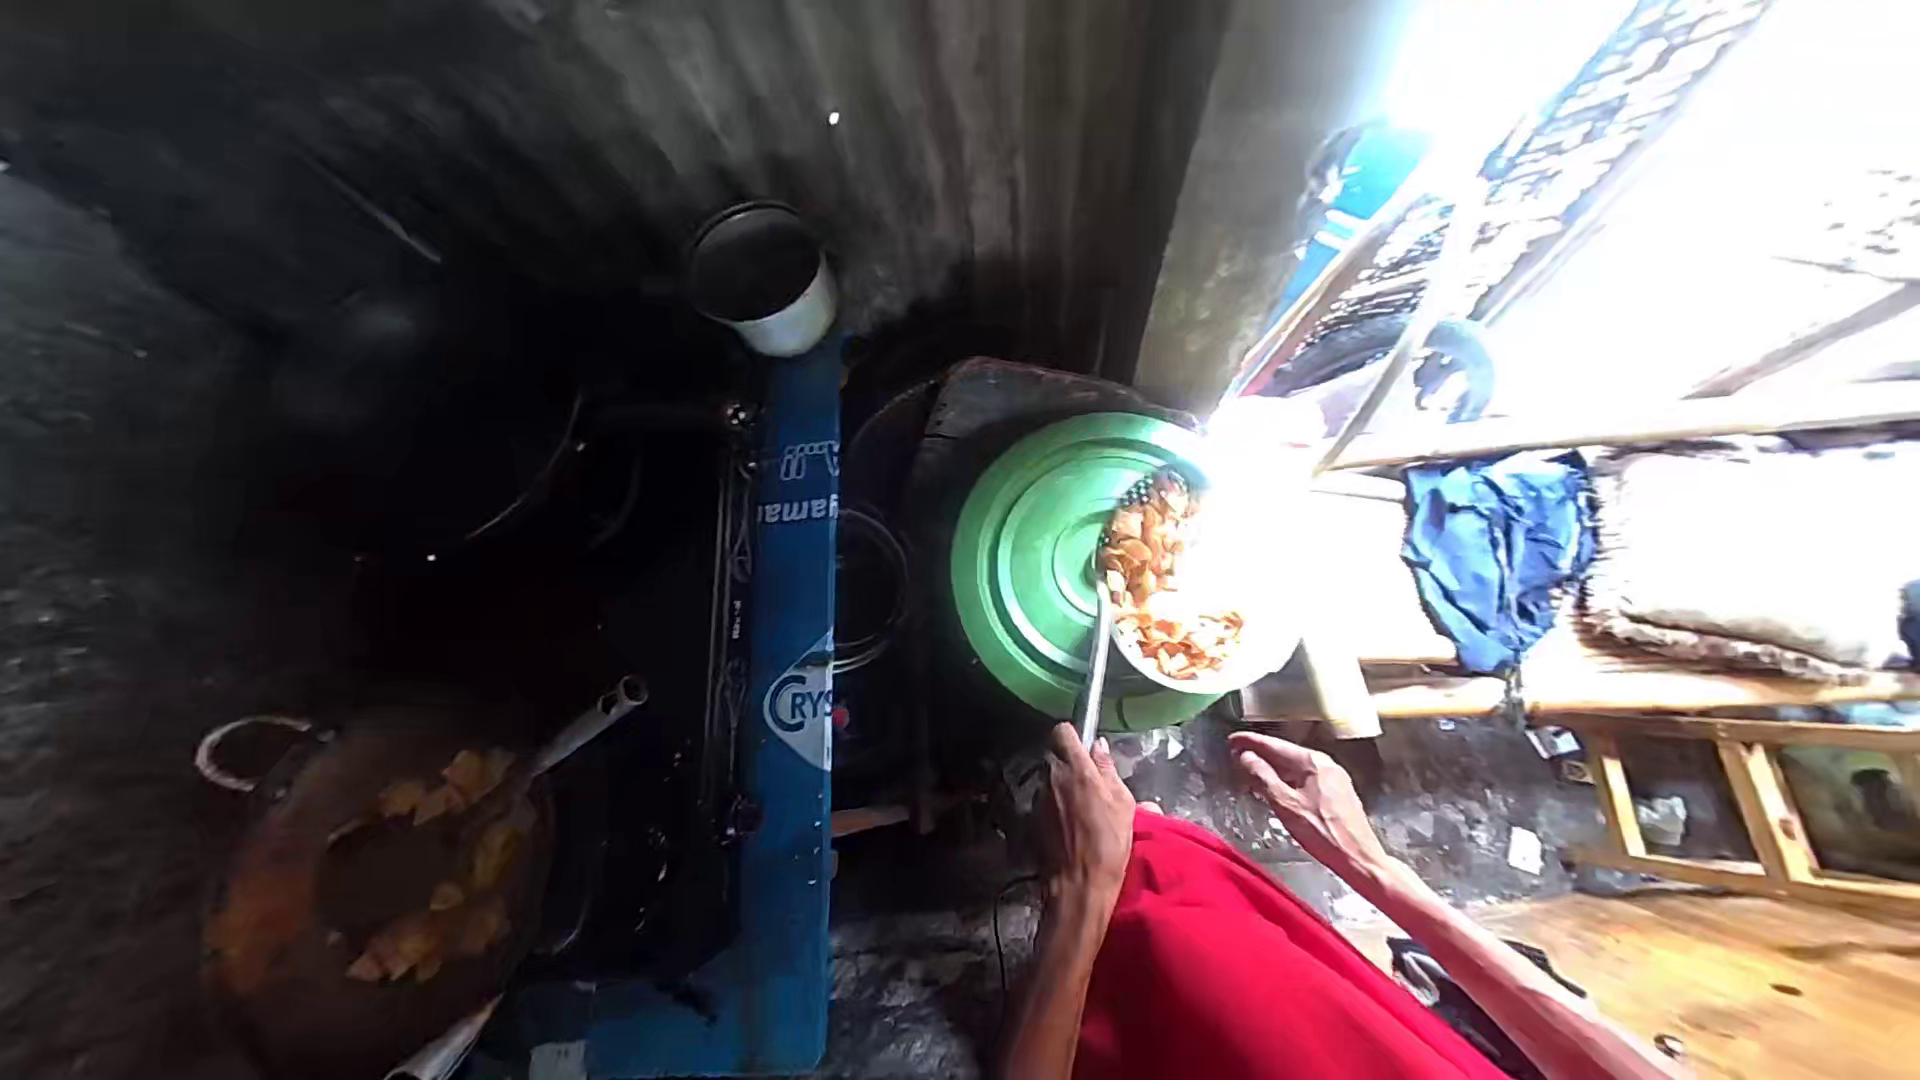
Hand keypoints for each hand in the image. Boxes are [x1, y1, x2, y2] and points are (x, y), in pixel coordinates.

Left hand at [1040, 723, 1135, 909]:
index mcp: (1075, 768)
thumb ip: (1108, 770)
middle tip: (1091, 780)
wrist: (1078, 883)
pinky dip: (1056, 801)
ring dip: (1063, 782)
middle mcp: (1052, 775)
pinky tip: (1070, 820)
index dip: (1073, 734)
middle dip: (1070, 761)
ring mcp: (1039, 795)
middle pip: (1055, 753)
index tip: (1085, 746)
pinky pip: (1046, 796)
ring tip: (1082, 804)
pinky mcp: (1034, 814)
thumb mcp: (1122, 804)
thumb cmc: (1108, 843)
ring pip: (1050, 775)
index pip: (1062, 731)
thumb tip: (1098, 746)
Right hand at [1229, 731, 1398, 888]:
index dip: (1248, 742)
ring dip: (1272, 768)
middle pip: (1284, 753)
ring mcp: (1334, 777)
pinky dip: (1286, 778)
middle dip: (1259, 754)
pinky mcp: (1337, 792)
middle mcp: (1325, 764)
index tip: (1231, 740)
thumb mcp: (1284, 804)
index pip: (1273, 744)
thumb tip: (1245, 756)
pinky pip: (1304, 777)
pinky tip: (1276, 787)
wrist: (1361, 861)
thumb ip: (1261, 776)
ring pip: (1294, 766)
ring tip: (1251, 771)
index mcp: (1312, 762)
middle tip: (1236, 756)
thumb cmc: (1323, 833)